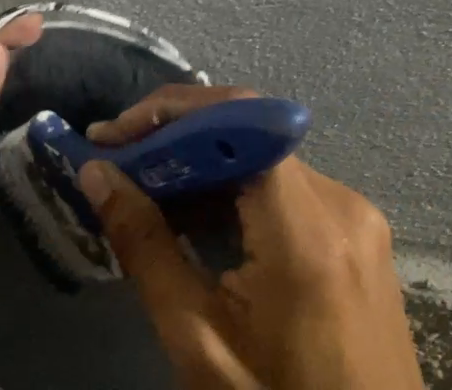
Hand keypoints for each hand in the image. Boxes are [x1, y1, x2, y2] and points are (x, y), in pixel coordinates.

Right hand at [80, 85, 423, 389]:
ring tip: (140, 189)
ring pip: (260, 157)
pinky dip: (229, 189)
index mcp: (306, 230)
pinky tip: (191, 219)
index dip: (170, 111)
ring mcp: (355, 221)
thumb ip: (145, 246)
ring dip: (197, 163)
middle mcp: (341, 205)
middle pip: (245, 134)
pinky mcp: (356, 239)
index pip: (238, 119)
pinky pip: (281, 188)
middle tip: (113, 163)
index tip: (112, 136)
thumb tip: (95, 172)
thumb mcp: (197, 338)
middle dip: (172, 138)